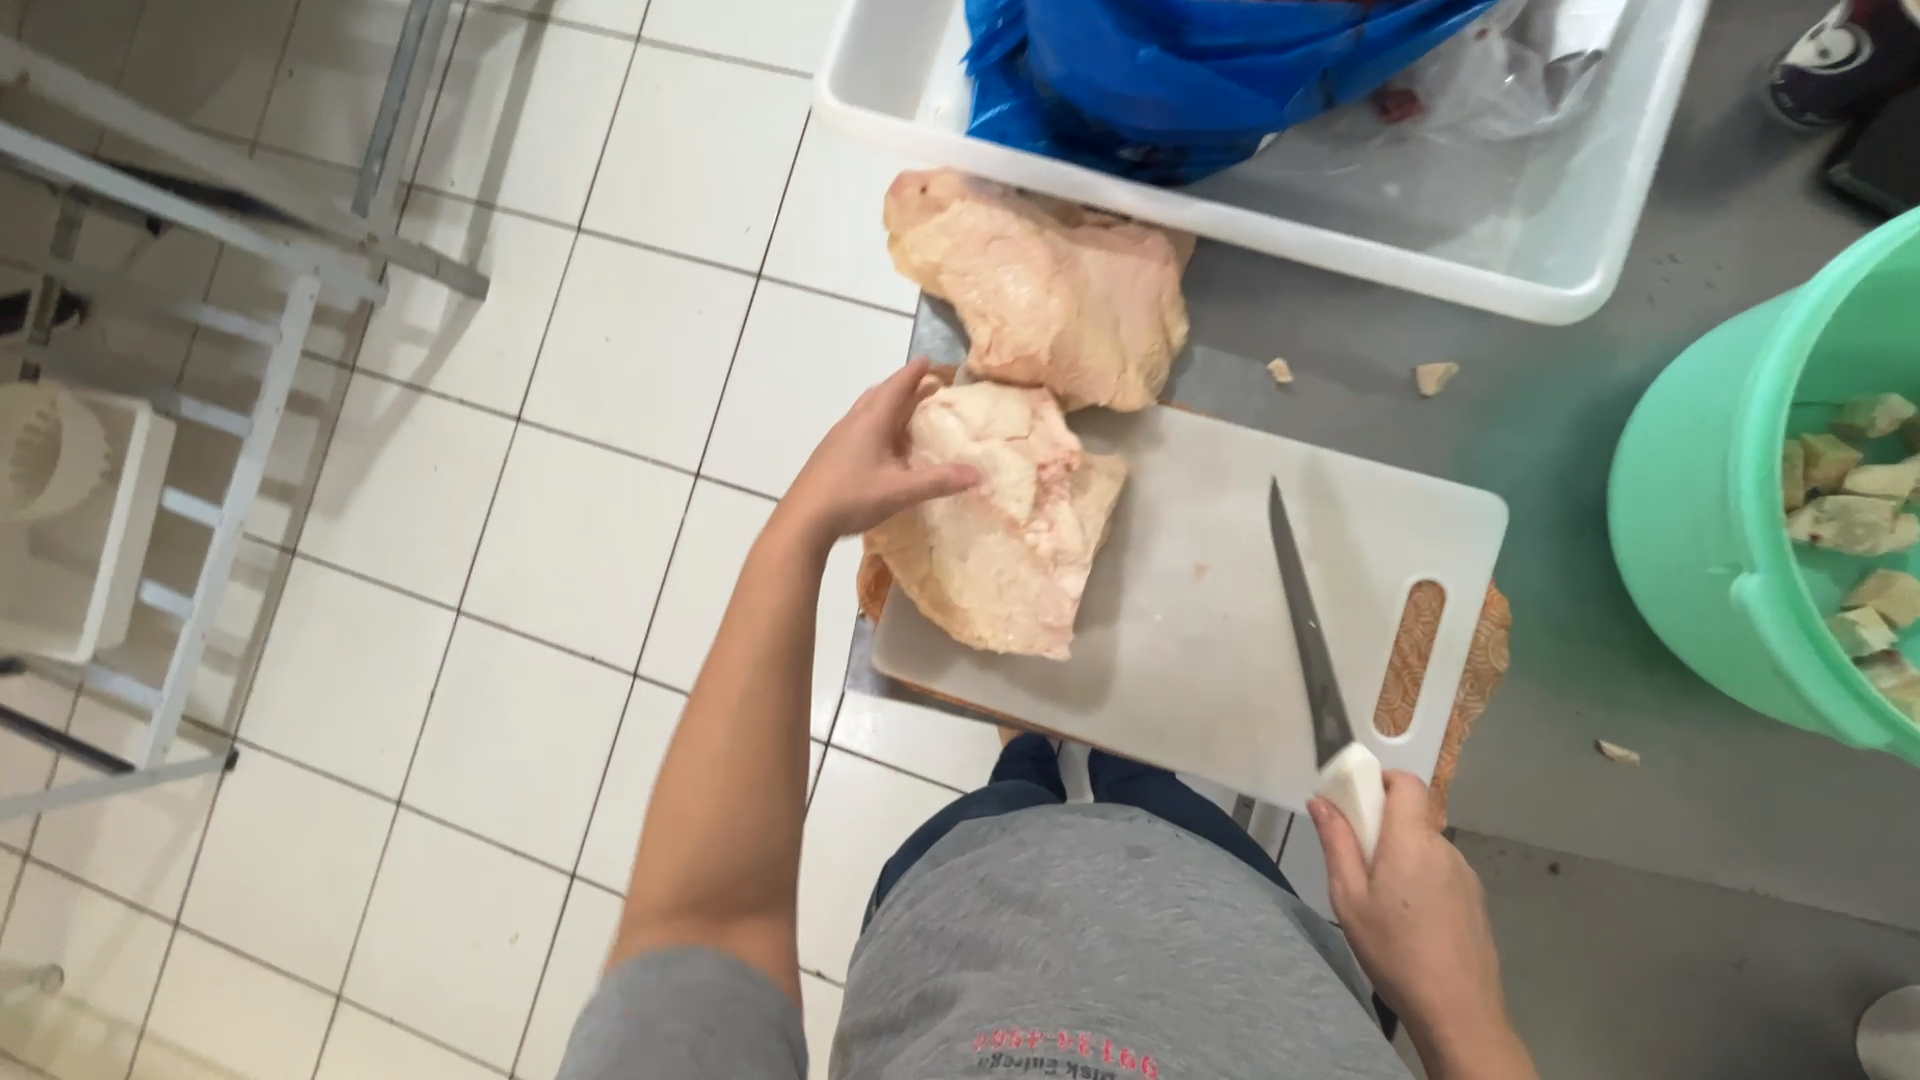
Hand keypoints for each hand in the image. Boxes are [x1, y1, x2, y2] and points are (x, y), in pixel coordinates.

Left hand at [775, 358, 980, 543]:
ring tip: (905, 411)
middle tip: (924, 385)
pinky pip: (858, 428)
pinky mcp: (830, 454)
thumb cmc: (852, 497)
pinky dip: (876, 425)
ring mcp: (838, 438)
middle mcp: (853, 423)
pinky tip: (882, 446)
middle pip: (880, 394)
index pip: (896, 388)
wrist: (803, 520)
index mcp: (871, 422)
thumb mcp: (901, 491)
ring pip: (866, 411)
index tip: (928, 360)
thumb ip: (939, 481)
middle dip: (902, 386)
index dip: (913, 373)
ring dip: (887, 405)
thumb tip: (978, 474)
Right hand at [1312, 772, 1507, 1039]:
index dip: (1382, 779)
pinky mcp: (1475, 900)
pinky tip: (1410, 916)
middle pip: (1412, 815)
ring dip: (1402, 852)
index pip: (1407, 783)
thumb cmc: (1394, 951)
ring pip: (1426, 845)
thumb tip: (1321, 802)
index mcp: (1412, 842)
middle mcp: (1444, 849)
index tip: (1357, 799)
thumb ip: (1336, 843)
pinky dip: (1421, 876)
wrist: (1459, 1013)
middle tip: (1357, 858)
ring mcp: (1465, 876)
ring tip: (1382, 897)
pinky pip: (1441, 870)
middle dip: (1383, 824)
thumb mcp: (1348, 898)